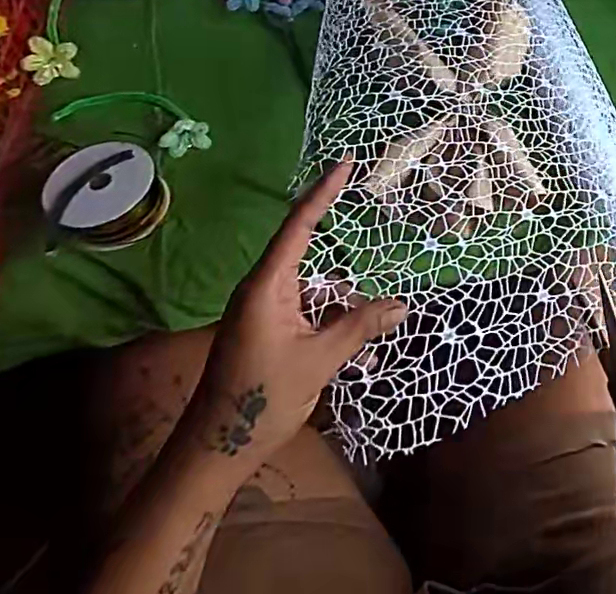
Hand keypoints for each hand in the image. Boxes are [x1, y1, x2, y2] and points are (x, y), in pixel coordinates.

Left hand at [189, 160, 407, 459]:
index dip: (323, 192)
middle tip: (371, 228)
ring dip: (341, 300)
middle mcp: (263, 288)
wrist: (213, 451)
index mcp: (268, 286)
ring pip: (313, 286)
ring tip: (371, 324)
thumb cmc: (261, 400)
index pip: (300, 225)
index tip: (344, 164)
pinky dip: (331, 315)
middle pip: (308, 251)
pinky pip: (307, 306)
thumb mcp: (319, 360)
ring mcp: (263, 308)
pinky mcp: (267, 327)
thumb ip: (361, 326)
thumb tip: (402, 304)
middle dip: (340, 249)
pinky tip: (355, 339)